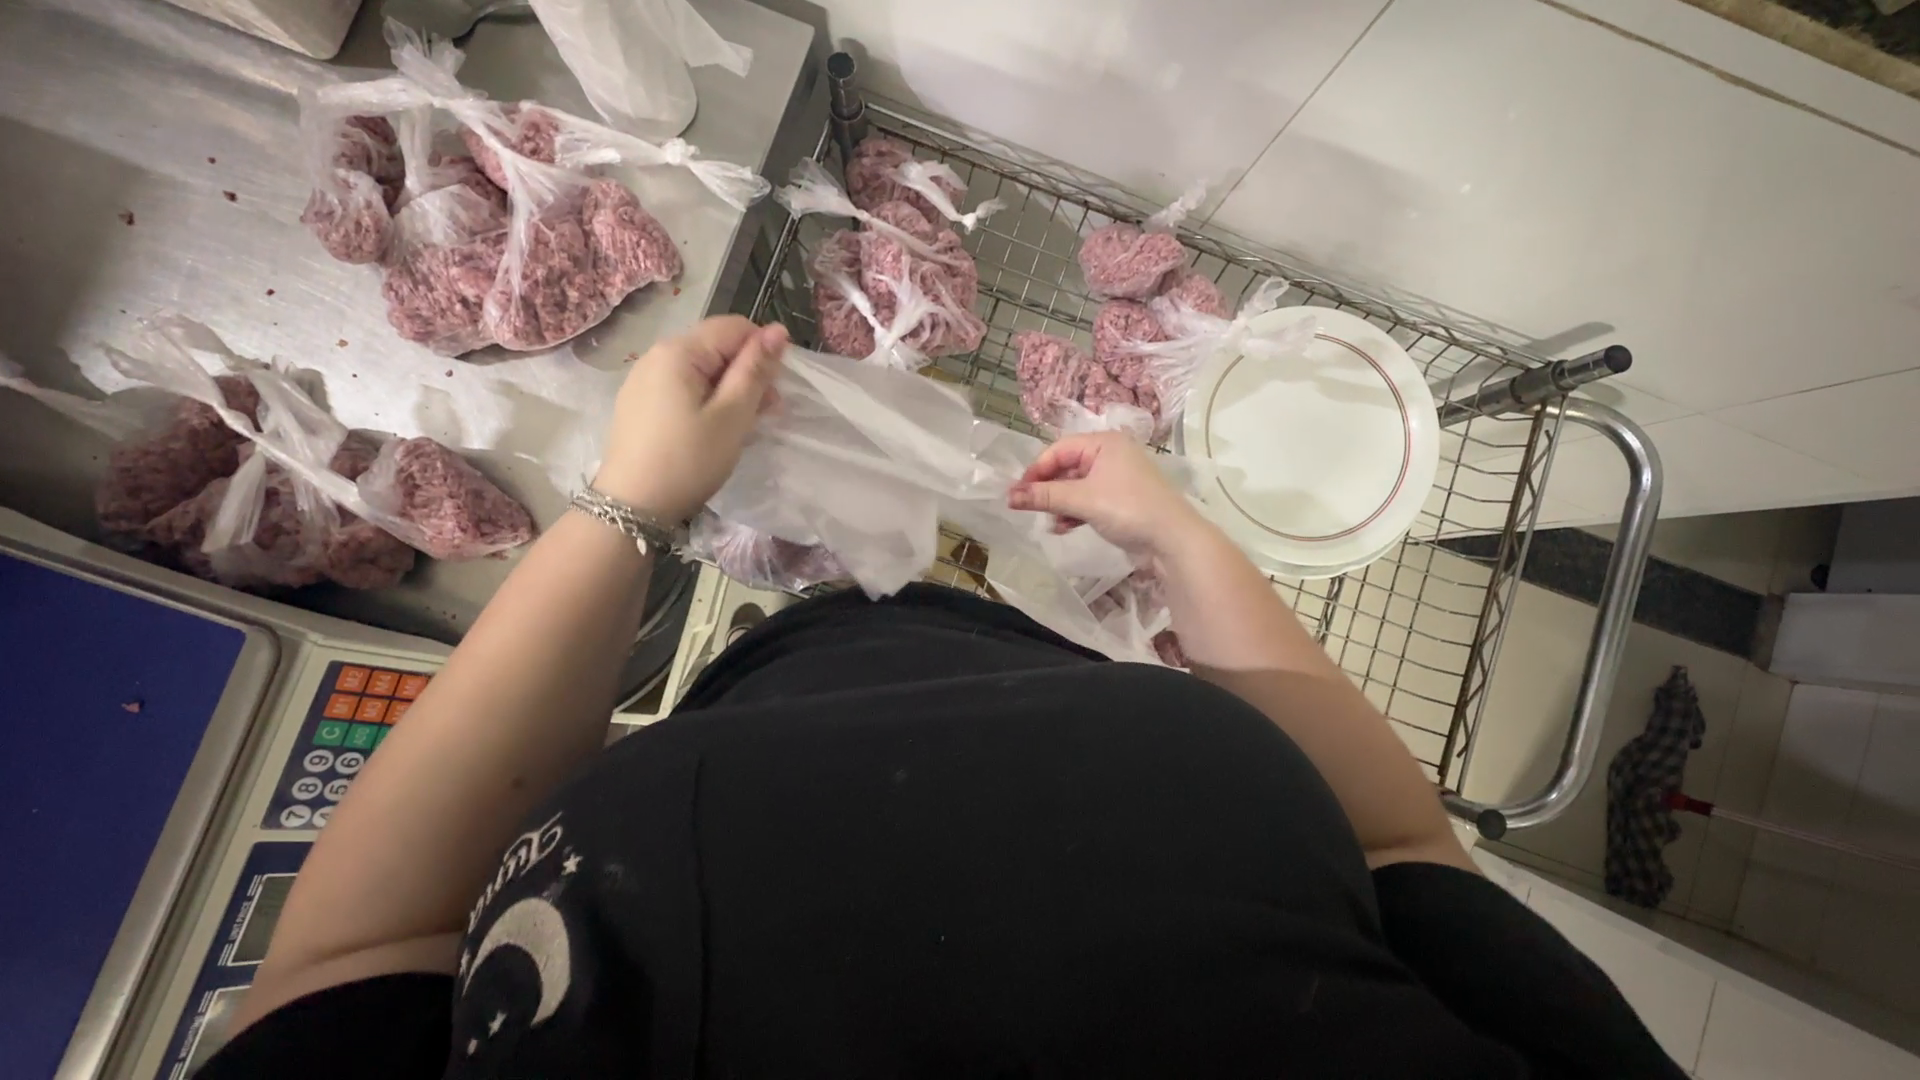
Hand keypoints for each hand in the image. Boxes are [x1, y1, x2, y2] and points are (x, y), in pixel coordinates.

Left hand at [593, 316, 786, 521]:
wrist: (632, 506)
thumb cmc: (689, 460)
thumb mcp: (732, 416)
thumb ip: (755, 370)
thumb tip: (778, 331)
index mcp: (679, 351)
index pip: (734, 327)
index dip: (763, 352)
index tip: (775, 391)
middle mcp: (657, 355)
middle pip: (716, 347)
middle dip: (747, 373)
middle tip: (764, 415)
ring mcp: (644, 380)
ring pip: (701, 370)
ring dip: (730, 390)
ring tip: (741, 427)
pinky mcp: (640, 403)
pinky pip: (683, 388)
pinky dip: (707, 402)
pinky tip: (712, 432)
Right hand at [1006, 431, 1211, 555]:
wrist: (1173, 540)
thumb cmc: (1129, 509)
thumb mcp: (1083, 500)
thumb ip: (1045, 496)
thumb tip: (1009, 496)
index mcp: (1104, 443)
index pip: (1059, 449)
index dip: (1036, 470)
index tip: (1017, 493)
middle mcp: (1111, 455)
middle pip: (1066, 467)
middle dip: (1047, 489)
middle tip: (1028, 507)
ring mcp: (1117, 479)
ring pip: (1076, 486)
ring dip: (1059, 503)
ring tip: (1049, 521)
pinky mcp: (1120, 501)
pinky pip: (1088, 500)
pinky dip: (1073, 512)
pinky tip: (1063, 527)